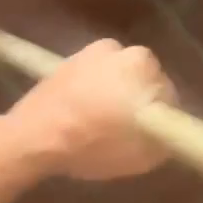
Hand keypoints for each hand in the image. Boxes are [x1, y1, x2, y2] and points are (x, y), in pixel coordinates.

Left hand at [0, 39, 175, 180]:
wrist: (34, 137)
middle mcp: (115, 48)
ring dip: (109, 97)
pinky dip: (87, 96)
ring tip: (97, 128)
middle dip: (133, 102)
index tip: (147, 136)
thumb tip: (167, 131)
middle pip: (137, 81)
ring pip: (111, 80)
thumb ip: (168, 136)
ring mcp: (84, 53)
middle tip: (122, 133)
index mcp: (142, 62)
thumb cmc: (94, 143)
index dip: (160, 118)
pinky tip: (79, 119)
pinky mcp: (60, 64)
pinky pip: (86, 83)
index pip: (165, 92)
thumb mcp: (146, 154)